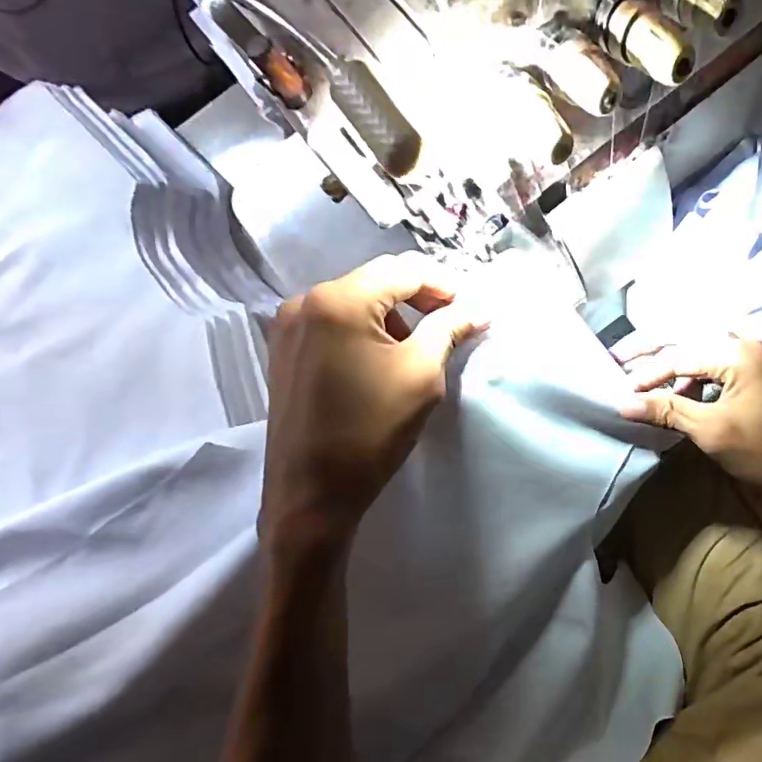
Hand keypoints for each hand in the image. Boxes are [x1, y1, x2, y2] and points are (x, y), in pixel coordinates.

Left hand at [261, 253, 485, 541]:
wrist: (311, 491)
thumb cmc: (372, 430)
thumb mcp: (422, 375)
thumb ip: (449, 329)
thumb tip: (477, 309)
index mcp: (340, 300)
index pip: (404, 270)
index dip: (445, 284)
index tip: (472, 309)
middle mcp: (306, 300)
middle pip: (377, 280)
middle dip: (420, 296)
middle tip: (453, 324)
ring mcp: (289, 325)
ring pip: (356, 300)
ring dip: (393, 314)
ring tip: (419, 347)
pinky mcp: (284, 350)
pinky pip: (334, 322)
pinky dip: (366, 329)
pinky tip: (382, 359)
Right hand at [618, 335, 761, 523]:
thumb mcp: (710, 431)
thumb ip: (667, 410)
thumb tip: (624, 403)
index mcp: (739, 352)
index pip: (680, 355)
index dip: (648, 375)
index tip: (622, 393)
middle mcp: (747, 346)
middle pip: (689, 344)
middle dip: (655, 356)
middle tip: (619, 359)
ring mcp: (755, 360)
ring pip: (702, 356)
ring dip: (674, 371)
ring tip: (647, 388)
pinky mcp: (757, 377)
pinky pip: (716, 369)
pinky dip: (694, 380)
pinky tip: (679, 396)